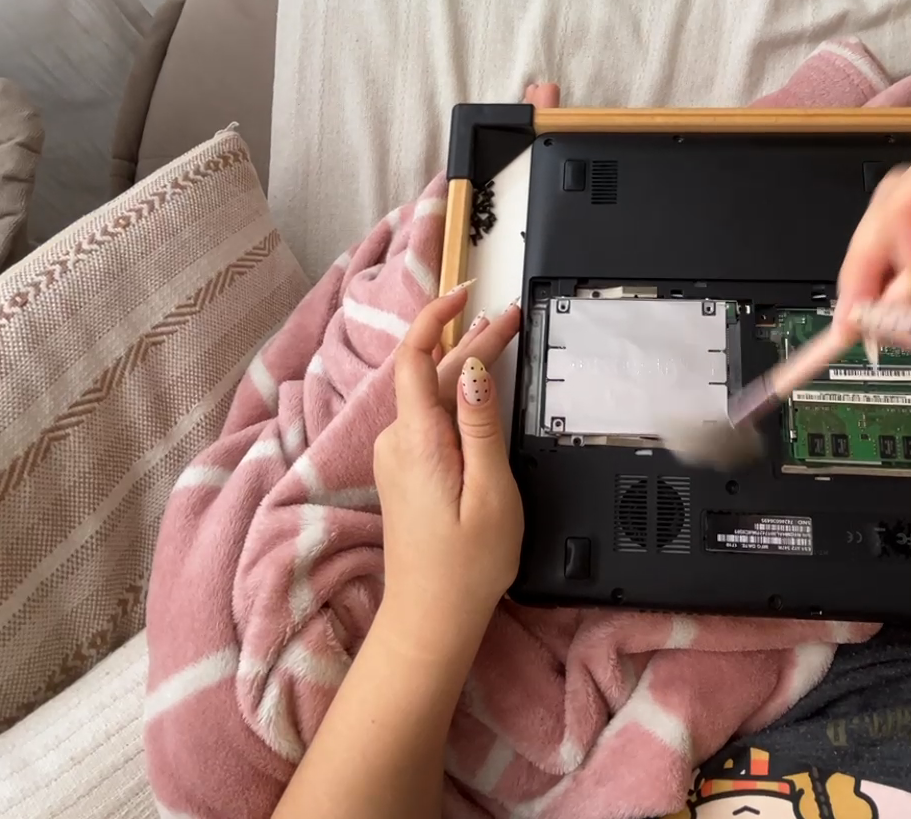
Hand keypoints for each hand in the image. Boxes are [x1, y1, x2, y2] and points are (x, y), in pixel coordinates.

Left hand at [373, 285, 525, 638]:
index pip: (414, 357)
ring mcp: (397, 453)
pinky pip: (429, 414)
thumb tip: (473, 370)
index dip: (435, 316)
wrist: (430, 616)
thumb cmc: (466, 563)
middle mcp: (398, 440)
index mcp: (419, 440)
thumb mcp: (490, 491)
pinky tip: (475, 384)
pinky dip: (454, 391)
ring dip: (463, 363)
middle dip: (471, 340)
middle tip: (512, 319)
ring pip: (431, 392)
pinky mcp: (405, 466)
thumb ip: (480, 426)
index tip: (465, 294)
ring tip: (499, 337)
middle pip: (431, 372)